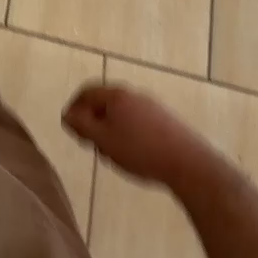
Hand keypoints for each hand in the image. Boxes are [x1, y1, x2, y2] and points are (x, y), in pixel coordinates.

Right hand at [63, 83, 209, 186]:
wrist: (190, 165)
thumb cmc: (140, 151)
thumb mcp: (103, 140)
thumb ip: (81, 126)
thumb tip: (67, 114)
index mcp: (116, 94)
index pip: (86, 92)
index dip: (74, 108)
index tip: (71, 129)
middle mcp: (133, 94)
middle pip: (104, 102)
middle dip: (94, 121)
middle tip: (91, 144)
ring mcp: (152, 106)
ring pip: (121, 113)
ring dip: (111, 129)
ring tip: (112, 152)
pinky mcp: (166, 120)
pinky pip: (138, 121)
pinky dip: (128, 133)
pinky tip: (134, 153)